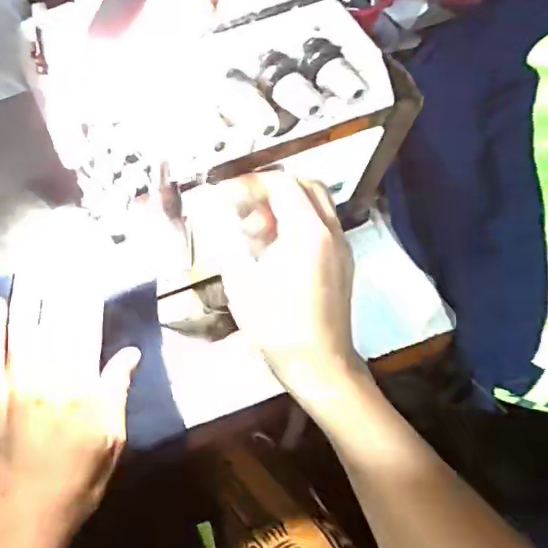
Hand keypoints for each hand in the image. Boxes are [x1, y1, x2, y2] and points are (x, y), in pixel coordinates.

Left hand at [0, 273, 140, 547]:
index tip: (88, 267)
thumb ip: (115, 390)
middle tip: (59, 253)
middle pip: (54, 317)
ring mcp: (14, 378)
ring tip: (30, 265)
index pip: (86, 326)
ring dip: (26, 292)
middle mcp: (46, 371)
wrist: (27, 507)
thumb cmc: (79, 478)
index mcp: (80, 383)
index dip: (87, 293)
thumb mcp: (111, 438)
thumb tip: (128, 352)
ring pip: (21, 324)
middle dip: (58, 283)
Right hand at [194, 172, 362, 387]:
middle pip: (302, 186)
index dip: (247, 184)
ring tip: (250, 233)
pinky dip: (292, 225)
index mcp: (307, 232)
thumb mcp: (239, 278)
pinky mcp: (340, 264)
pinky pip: (317, 227)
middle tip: (238, 209)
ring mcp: (340, 248)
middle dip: (267, 190)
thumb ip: (224, 235)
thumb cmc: (275, 323)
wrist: (318, 364)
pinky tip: (268, 252)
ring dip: (280, 208)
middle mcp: (330, 232)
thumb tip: (208, 207)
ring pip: (313, 206)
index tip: (221, 196)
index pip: (280, 184)